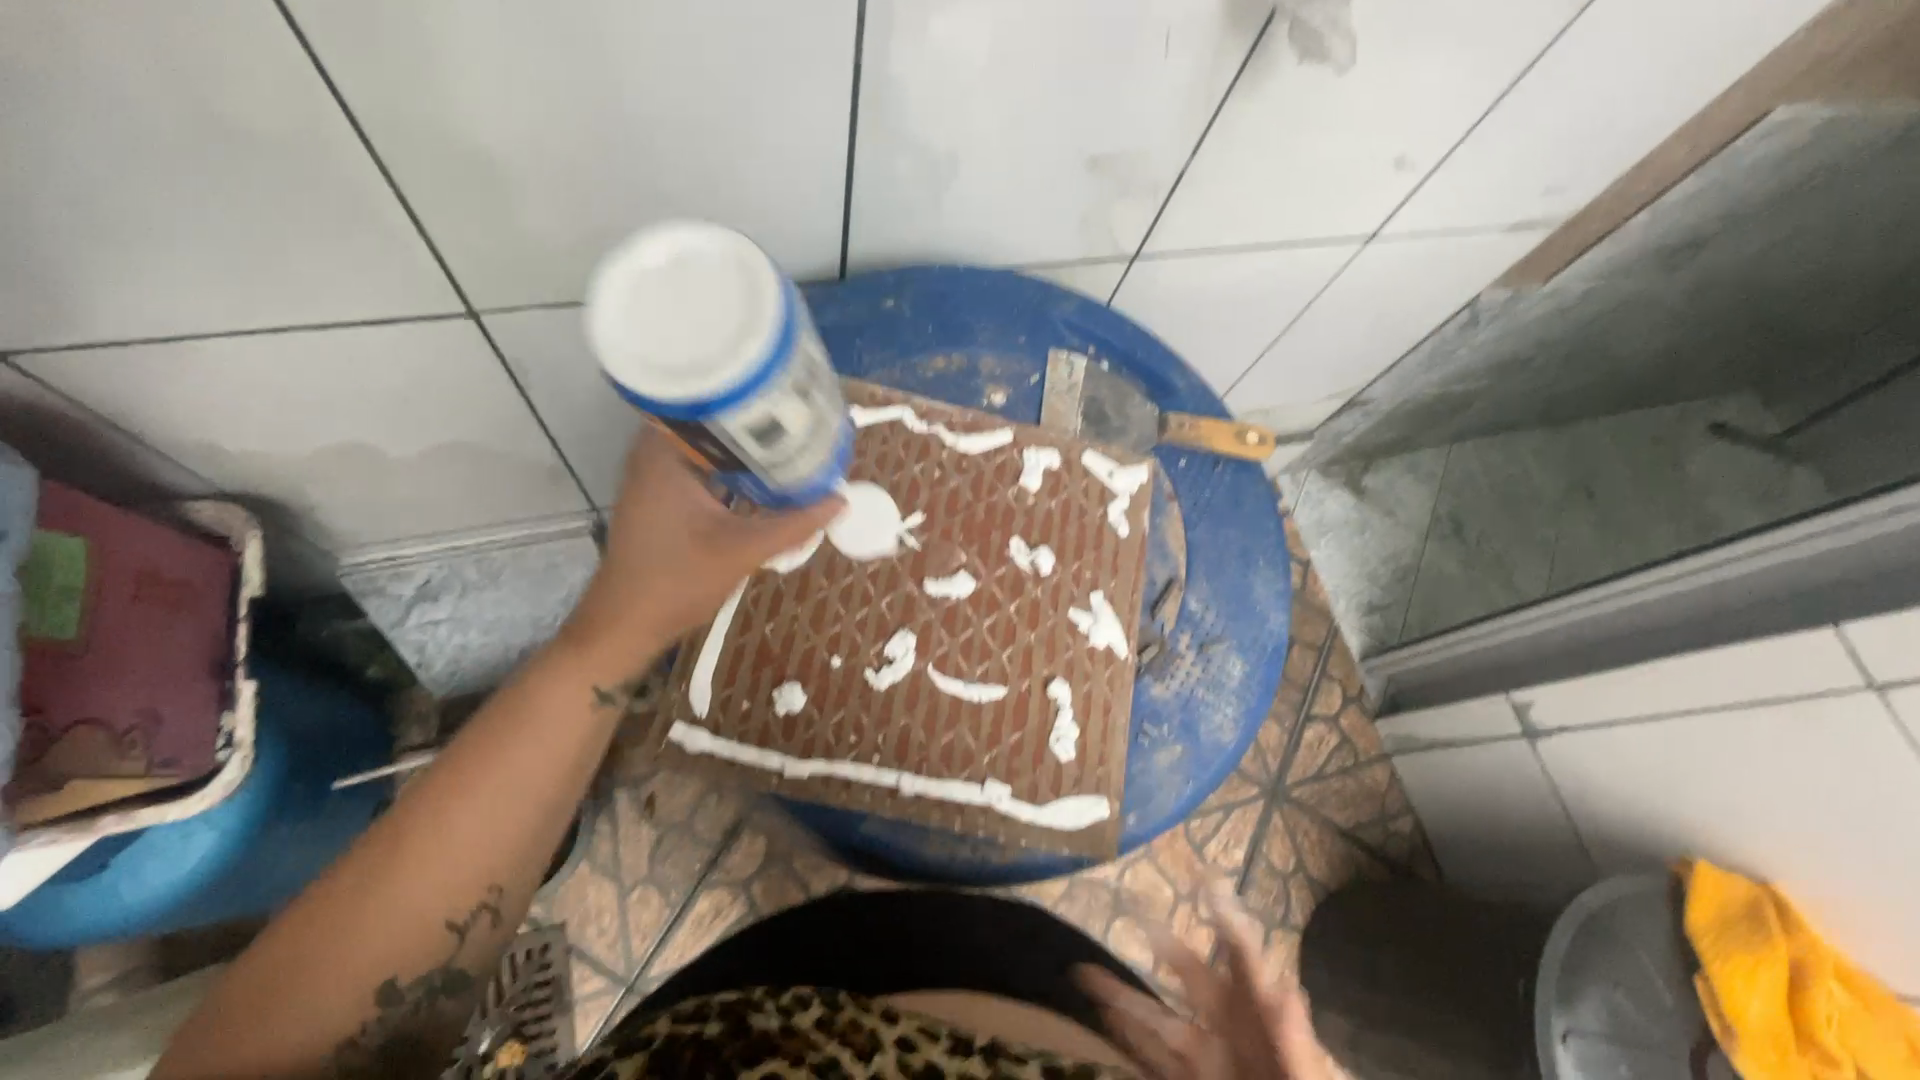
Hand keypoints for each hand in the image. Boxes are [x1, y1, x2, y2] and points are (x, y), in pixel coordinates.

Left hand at [561, 428, 842, 662]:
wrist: (626, 624)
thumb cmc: (676, 581)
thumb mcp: (743, 550)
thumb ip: (794, 524)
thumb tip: (839, 500)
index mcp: (666, 451)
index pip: (718, 405)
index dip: (759, 402)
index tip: (797, 400)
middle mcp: (655, 453)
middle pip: (718, 426)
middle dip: (762, 429)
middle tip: (808, 425)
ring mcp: (656, 476)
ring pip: (713, 451)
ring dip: (750, 455)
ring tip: (798, 449)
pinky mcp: (662, 498)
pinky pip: (706, 472)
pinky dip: (735, 476)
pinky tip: (769, 484)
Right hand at [1076, 882, 1336, 1079]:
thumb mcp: (1304, 1071)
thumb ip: (1290, 1033)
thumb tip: (1284, 984)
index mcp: (1261, 1015)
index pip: (1241, 955)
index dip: (1224, 916)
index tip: (1205, 876)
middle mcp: (1230, 1027)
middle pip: (1190, 976)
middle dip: (1159, 942)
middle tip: (1129, 906)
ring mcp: (1209, 1056)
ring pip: (1159, 1018)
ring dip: (1123, 995)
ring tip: (1085, 971)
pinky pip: (1155, 1057)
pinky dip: (1128, 1039)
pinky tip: (1103, 1019)